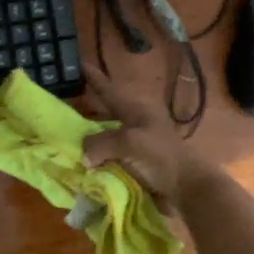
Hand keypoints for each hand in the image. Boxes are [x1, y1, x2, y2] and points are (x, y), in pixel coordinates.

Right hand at [80, 63, 217, 203]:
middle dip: (85, 109)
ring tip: (67, 136)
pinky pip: (107, 155)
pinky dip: (94, 156)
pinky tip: (81, 161)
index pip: (108, 89)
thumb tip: (83, 155)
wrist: (189, 188)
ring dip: (88, 136)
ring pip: (104, 134)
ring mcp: (135, 144)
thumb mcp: (129, 143)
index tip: (78, 64)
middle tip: (63, 105)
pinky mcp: (135, 164)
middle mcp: (134, 123)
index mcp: (135, 110)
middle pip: (105, 111)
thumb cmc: (162, 157)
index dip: (94, 77)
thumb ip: (100, 144)